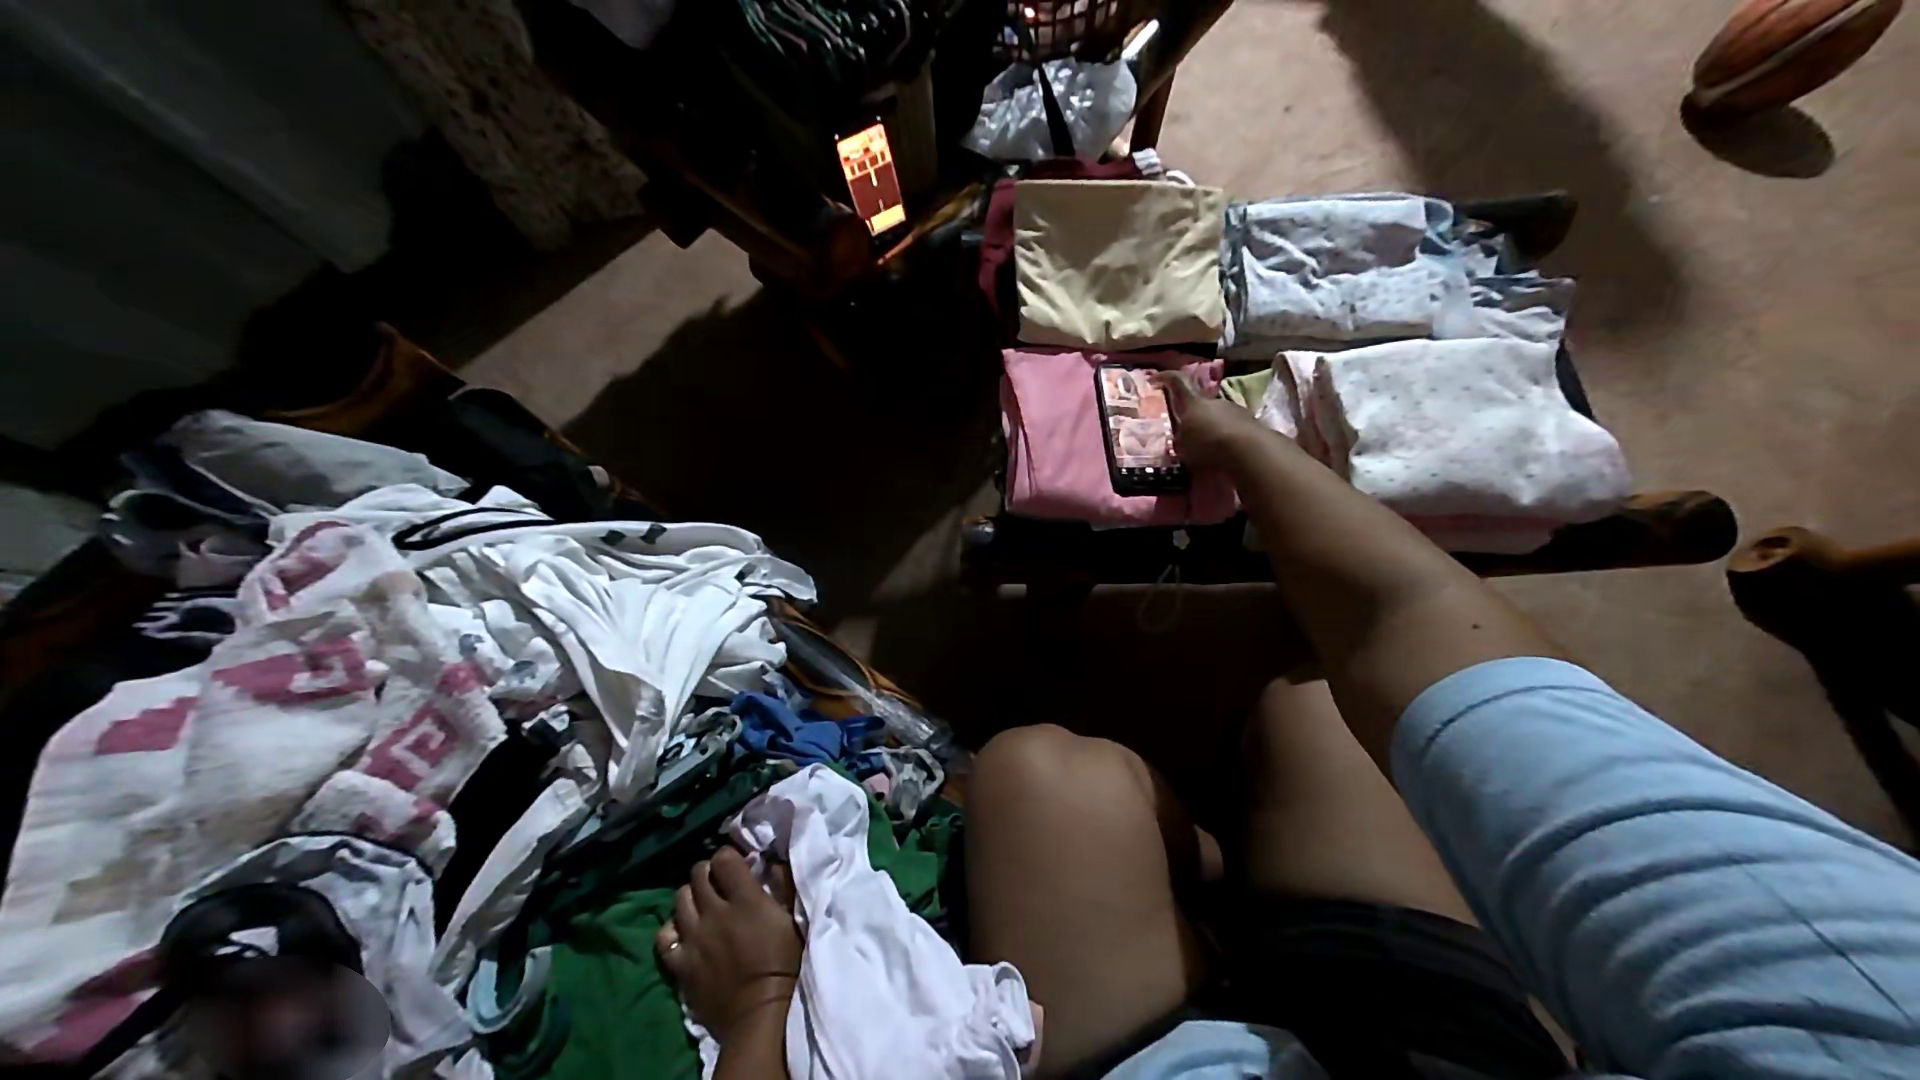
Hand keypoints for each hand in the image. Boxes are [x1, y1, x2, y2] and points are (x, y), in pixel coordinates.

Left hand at [657, 847, 802, 1042]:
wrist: (759, 1013)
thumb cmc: (783, 962)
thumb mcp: (793, 917)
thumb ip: (783, 883)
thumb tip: (771, 861)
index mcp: (744, 898)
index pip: (723, 859)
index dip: (728, 855)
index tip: (736, 863)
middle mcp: (714, 912)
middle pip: (698, 874)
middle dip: (708, 871)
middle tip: (719, 881)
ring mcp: (693, 938)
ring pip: (679, 899)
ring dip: (691, 895)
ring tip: (702, 903)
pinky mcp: (680, 964)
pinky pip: (664, 936)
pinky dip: (672, 928)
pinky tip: (684, 930)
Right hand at [1157, 370, 1268, 471]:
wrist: (1249, 451)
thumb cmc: (1208, 445)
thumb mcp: (1183, 447)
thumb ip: (1180, 441)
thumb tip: (1179, 439)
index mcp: (1193, 403)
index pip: (1178, 381)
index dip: (1165, 378)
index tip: (1154, 378)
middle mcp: (1214, 401)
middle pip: (1199, 403)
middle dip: (1191, 414)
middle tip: (1184, 430)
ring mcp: (1235, 410)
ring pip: (1217, 416)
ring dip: (1210, 427)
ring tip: (1205, 446)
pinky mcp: (1251, 424)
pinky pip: (1232, 428)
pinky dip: (1225, 437)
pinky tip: (1222, 453)